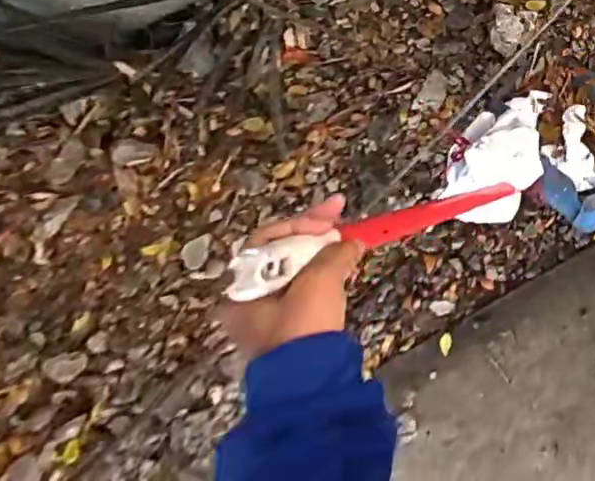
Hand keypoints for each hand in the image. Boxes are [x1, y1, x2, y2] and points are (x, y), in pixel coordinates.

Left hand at [219, 195, 363, 358]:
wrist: (311, 385)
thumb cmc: (303, 325)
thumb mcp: (320, 279)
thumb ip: (336, 252)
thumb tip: (352, 243)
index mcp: (242, 288)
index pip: (268, 237)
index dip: (301, 221)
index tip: (329, 218)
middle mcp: (250, 299)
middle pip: (283, 250)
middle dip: (315, 230)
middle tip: (340, 210)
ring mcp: (270, 314)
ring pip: (297, 268)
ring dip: (323, 249)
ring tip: (347, 237)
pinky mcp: (291, 326)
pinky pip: (306, 287)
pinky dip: (325, 272)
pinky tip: (344, 263)